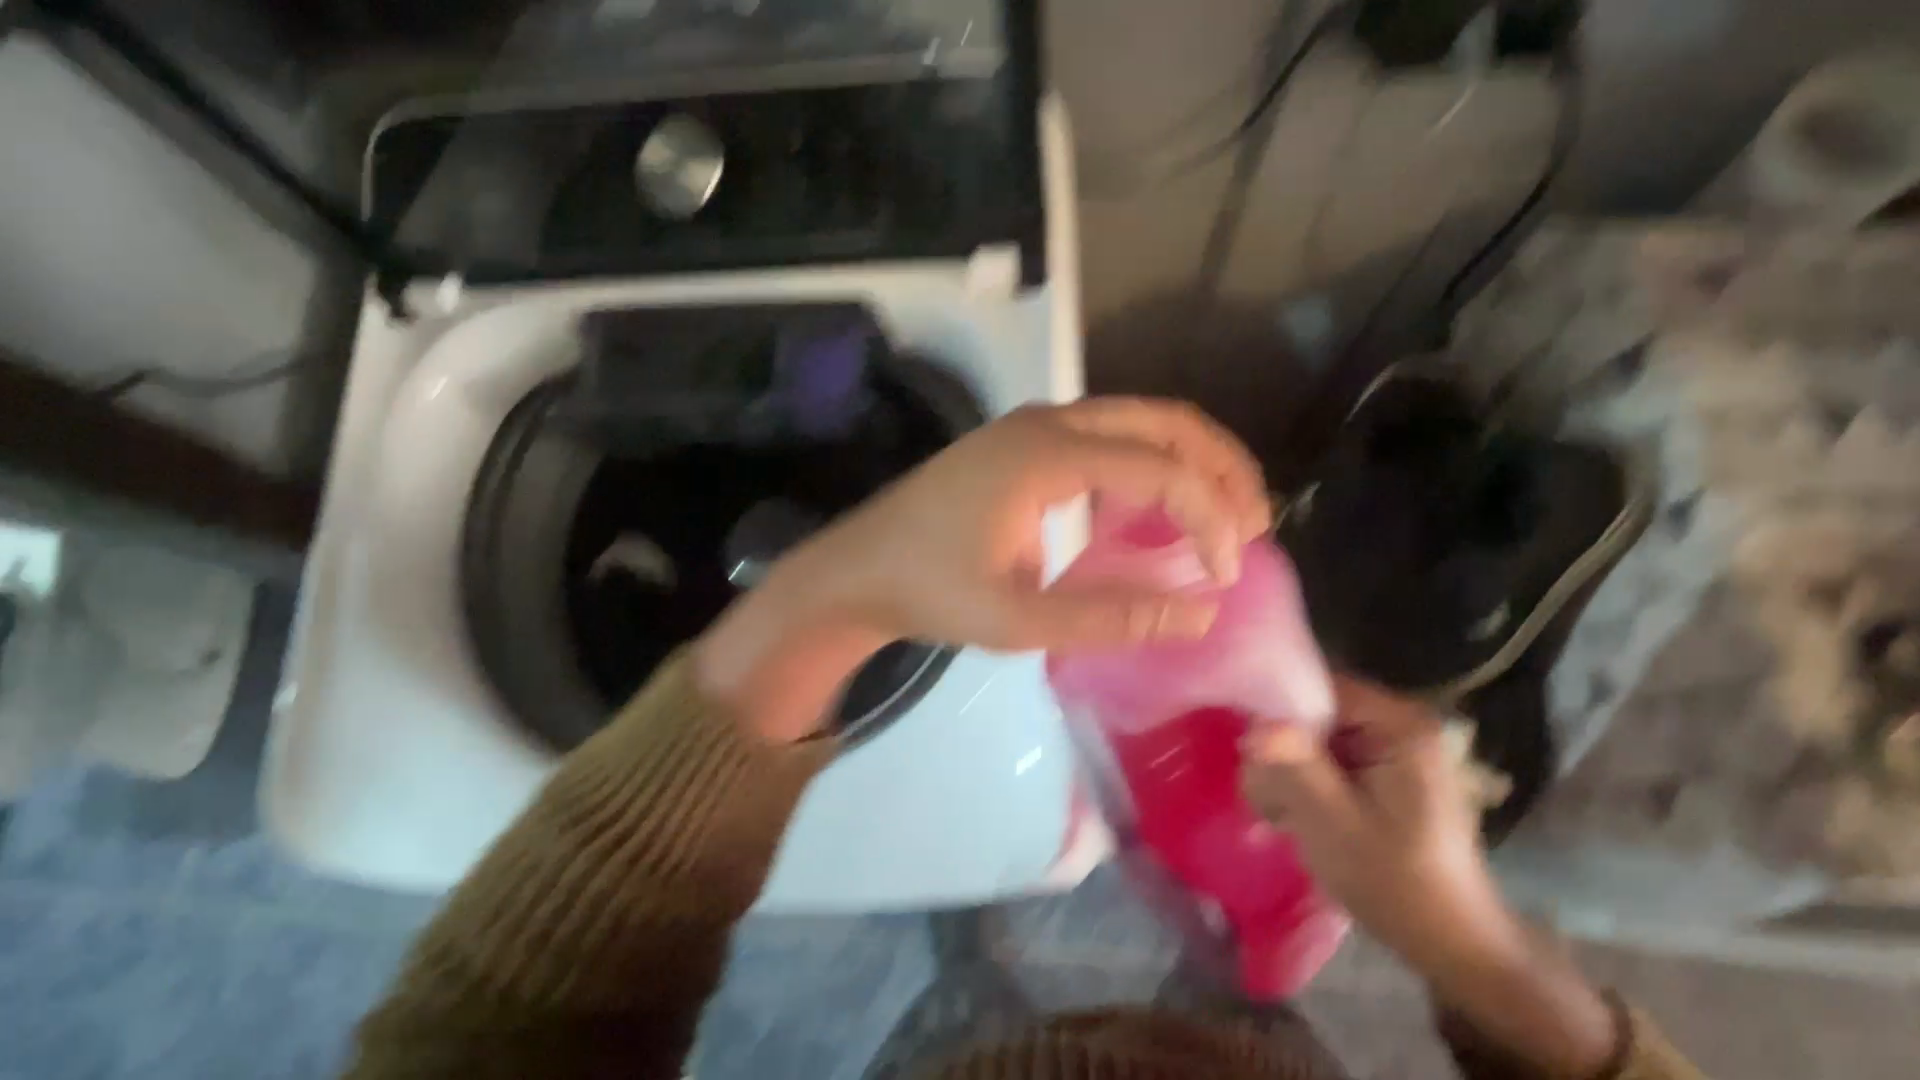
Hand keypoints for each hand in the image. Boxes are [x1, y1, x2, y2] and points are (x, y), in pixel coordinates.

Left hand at [696, 398, 1270, 742]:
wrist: (857, 571)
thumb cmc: (930, 594)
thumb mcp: (1019, 620)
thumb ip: (1112, 617)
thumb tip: (1201, 614)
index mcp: (1046, 455)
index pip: (1160, 468)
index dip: (1209, 517)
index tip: (1229, 572)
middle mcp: (1047, 422)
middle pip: (1162, 421)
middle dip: (1220, 467)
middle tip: (1255, 524)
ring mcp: (1032, 426)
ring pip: (1138, 421)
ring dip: (1189, 460)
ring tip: (1224, 516)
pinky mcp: (1023, 444)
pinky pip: (1107, 437)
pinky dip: (1149, 466)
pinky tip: (1158, 513)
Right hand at [1243, 678, 1619, 1078]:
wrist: (1451, 941)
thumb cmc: (1396, 882)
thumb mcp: (1334, 825)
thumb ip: (1295, 768)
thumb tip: (1255, 724)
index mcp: (1400, 725)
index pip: (1319, 686)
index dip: (1277, 711)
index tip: (1248, 750)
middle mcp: (1400, 724)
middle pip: (1315, 711)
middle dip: (1282, 751)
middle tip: (1265, 798)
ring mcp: (1395, 748)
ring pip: (1316, 736)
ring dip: (1290, 772)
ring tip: (1278, 815)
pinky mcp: (1386, 771)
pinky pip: (1330, 758)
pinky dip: (1307, 783)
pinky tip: (1295, 817)